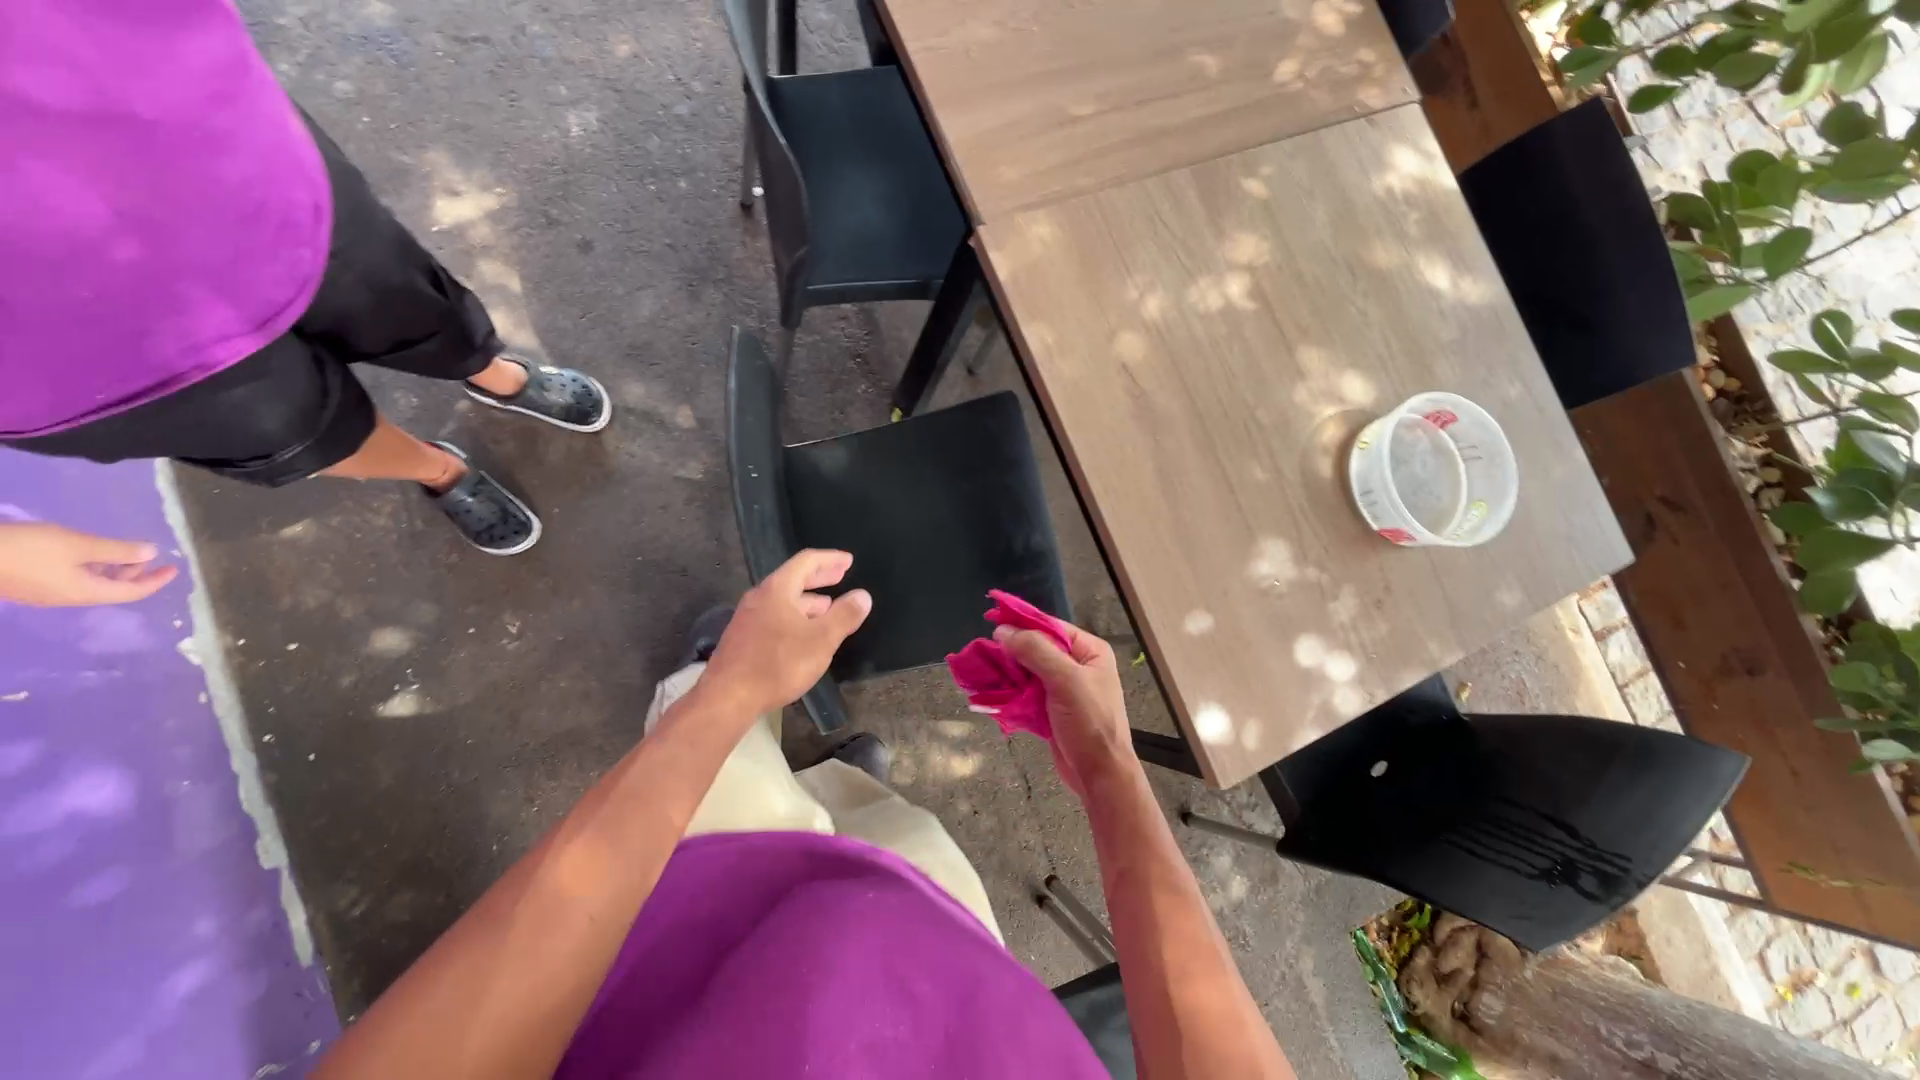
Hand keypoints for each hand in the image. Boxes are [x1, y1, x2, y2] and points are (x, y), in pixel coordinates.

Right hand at [0, 523, 179, 606]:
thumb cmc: (24, 550)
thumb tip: (150, 553)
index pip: (132, 592)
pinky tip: (85, 553)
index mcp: (85, 592)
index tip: (174, 568)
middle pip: (112, 589)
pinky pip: (69, 579)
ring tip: (121, 551)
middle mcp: (67, 597)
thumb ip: (116, 550)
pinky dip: (88, 567)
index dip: (156, 581)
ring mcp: (45, 593)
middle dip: (134, 573)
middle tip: (146, 555)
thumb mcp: (76, 545)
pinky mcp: (26, 584)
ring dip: (111, 569)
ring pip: (90, 583)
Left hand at [698, 549, 872, 719]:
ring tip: (828, 608)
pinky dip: (795, 617)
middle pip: (793, 578)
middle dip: (819, 577)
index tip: (848, 561)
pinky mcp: (743, 639)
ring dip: (808, 600)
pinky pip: (774, 617)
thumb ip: (844, 616)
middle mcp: (759, 597)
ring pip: (783, 601)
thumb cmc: (777, 664)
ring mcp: (748, 618)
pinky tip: (804, 635)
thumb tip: (863, 596)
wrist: (728, 698)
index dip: (830, 558)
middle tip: (840, 575)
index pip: (806, 561)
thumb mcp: (821, 640)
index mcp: (777, 589)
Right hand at [995, 619, 1138, 793]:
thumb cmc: (1090, 723)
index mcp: (1089, 651)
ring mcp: (1064, 689)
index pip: (1050, 627)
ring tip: (979, 674)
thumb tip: (1002, 631)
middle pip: (1036, 649)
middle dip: (1010, 652)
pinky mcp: (1051, 710)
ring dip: (1006, 674)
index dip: (1021, 624)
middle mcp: (1077, 665)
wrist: (1100, 775)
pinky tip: (989, 694)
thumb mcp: (1065, 680)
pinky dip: (1009, 694)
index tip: (990, 623)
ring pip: (1027, 672)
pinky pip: (1025, 694)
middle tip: (981, 654)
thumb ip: (1035, 651)